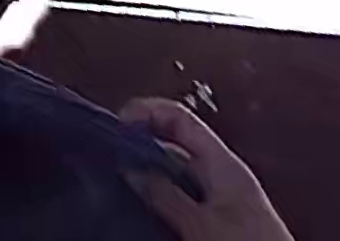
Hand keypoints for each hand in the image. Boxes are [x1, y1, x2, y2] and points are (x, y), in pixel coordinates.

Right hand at [119, 98, 292, 240]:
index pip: (179, 117)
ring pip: (177, 174)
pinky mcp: (221, 227)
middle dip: (144, 145)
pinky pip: (183, 199)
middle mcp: (222, 176)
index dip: (147, 112)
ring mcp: (223, 202)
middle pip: (175, 143)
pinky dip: (161, 197)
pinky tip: (145, 208)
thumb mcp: (203, 226)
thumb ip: (165, 195)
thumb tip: (130, 169)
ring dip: (150, 174)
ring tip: (123, 181)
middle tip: (115, 154)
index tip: (119, 126)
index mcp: (224, 164)